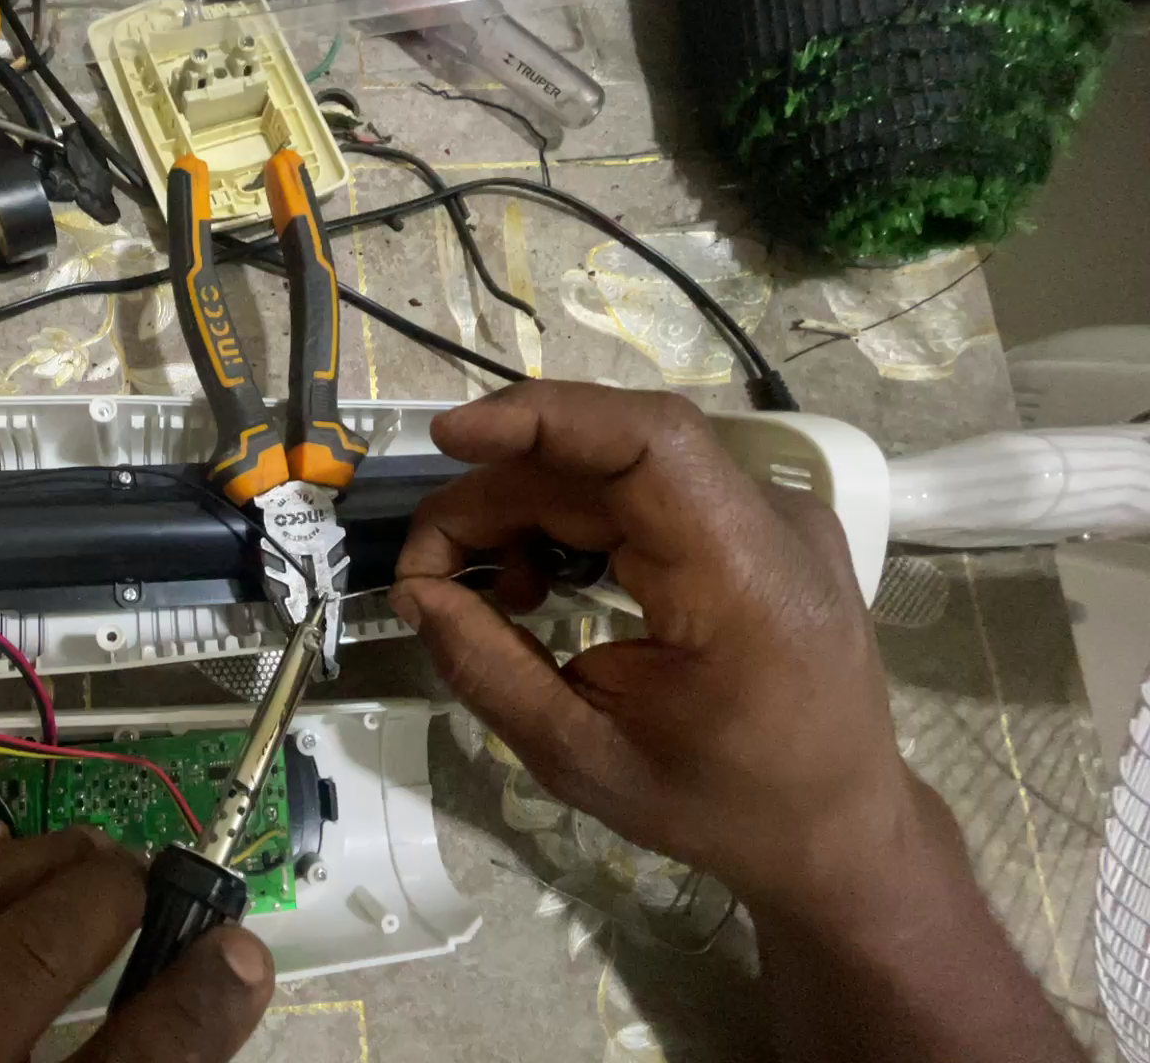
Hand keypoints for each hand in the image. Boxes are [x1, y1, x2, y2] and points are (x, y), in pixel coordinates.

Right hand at [388, 383, 928, 921]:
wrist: (831, 827)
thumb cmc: (716, 803)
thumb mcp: (577, 755)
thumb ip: (485, 668)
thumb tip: (414, 591)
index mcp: (743, 582)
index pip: (648, 443)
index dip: (539, 419)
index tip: (446, 436)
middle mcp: (760, 521)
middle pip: (591, 461)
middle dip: (486, 502)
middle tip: (425, 575)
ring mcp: (751, 515)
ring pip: (592, 472)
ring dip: (510, 517)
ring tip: (484, 595)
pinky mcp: (730, 523)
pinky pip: (615, 493)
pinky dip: (547, 525)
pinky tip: (532, 585)